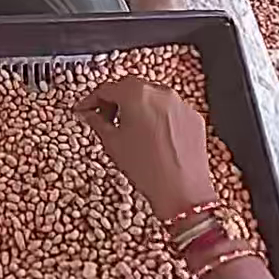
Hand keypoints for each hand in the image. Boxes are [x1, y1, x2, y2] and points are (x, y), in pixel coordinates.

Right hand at [74, 77, 216, 219]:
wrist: (182, 190)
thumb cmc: (147, 169)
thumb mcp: (112, 143)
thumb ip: (97, 122)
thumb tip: (90, 114)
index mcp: (136, 95)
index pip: (107, 89)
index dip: (91, 100)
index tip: (85, 109)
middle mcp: (161, 93)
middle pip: (130, 88)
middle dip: (114, 100)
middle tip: (102, 116)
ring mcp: (180, 103)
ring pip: (151, 97)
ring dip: (136, 107)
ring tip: (127, 128)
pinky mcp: (193, 117)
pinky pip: (169, 109)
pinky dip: (156, 116)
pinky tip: (149, 135)